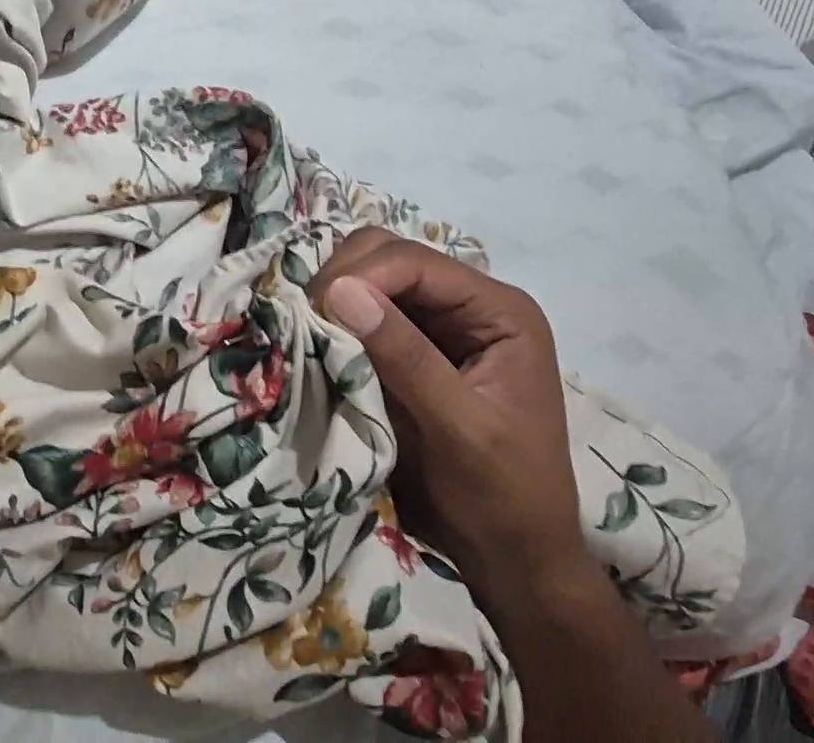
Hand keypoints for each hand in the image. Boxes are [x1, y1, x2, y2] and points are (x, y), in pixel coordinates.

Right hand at [306, 227, 586, 598]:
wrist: (510, 557)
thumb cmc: (501, 495)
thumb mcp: (459, 427)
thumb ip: (405, 356)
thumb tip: (337, 290)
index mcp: (499, 312)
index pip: (413, 261)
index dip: (358, 276)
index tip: (313, 315)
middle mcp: (467, 305)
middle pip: (385, 256)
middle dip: (339, 279)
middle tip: (305, 323)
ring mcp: (435, 327)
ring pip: (365, 280)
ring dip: (329, 300)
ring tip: (304, 334)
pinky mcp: (406, 350)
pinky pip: (358, 316)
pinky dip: (330, 324)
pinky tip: (311, 344)